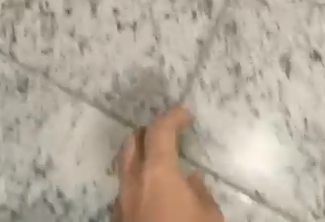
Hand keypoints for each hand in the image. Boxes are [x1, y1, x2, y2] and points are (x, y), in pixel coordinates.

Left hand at [116, 107, 223, 221]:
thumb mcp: (209, 216)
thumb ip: (200, 192)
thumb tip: (191, 180)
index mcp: (157, 173)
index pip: (159, 130)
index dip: (172, 116)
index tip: (186, 114)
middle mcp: (133, 182)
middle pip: (133, 142)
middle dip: (149, 132)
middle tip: (167, 135)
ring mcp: (120, 202)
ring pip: (124, 168)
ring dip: (140, 159)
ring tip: (158, 165)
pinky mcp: (115, 220)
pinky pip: (124, 193)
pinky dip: (137, 186)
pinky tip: (151, 196)